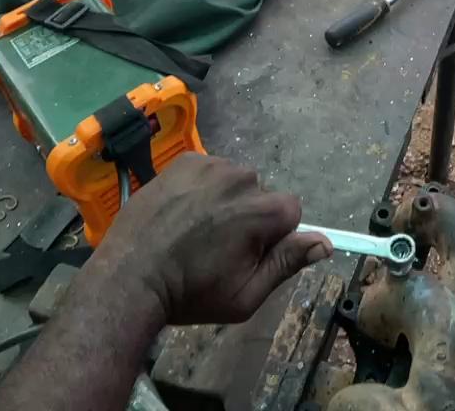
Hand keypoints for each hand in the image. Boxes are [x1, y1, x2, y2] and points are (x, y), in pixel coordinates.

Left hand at [98, 152, 331, 325]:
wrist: (128, 278)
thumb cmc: (191, 293)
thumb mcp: (245, 295)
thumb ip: (287, 264)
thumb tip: (326, 243)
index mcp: (264, 210)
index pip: (290, 212)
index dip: (272, 237)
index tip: (246, 255)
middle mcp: (245, 177)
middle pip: (261, 195)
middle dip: (247, 217)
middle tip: (215, 247)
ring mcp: (213, 164)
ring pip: (234, 181)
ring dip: (224, 200)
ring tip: (194, 230)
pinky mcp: (186, 159)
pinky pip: (208, 169)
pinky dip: (202, 187)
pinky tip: (181, 211)